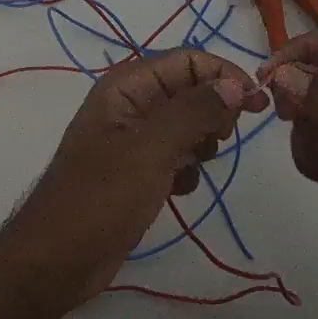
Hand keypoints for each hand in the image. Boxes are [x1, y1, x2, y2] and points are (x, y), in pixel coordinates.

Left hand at [3, 50, 267, 299]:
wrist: (59, 258)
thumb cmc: (101, 196)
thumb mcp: (151, 149)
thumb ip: (194, 111)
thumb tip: (237, 82)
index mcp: (126, 85)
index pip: (186, 59)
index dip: (223, 74)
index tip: (258, 104)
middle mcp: (129, 103)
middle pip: (189, 88)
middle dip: (212, 111)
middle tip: (219, 141)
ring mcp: (133, 137)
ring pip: (186, 123)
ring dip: (200, 144)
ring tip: (190, 168)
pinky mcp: (137, 169)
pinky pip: (176, 155)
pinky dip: (186, 169)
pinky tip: (177, 190)